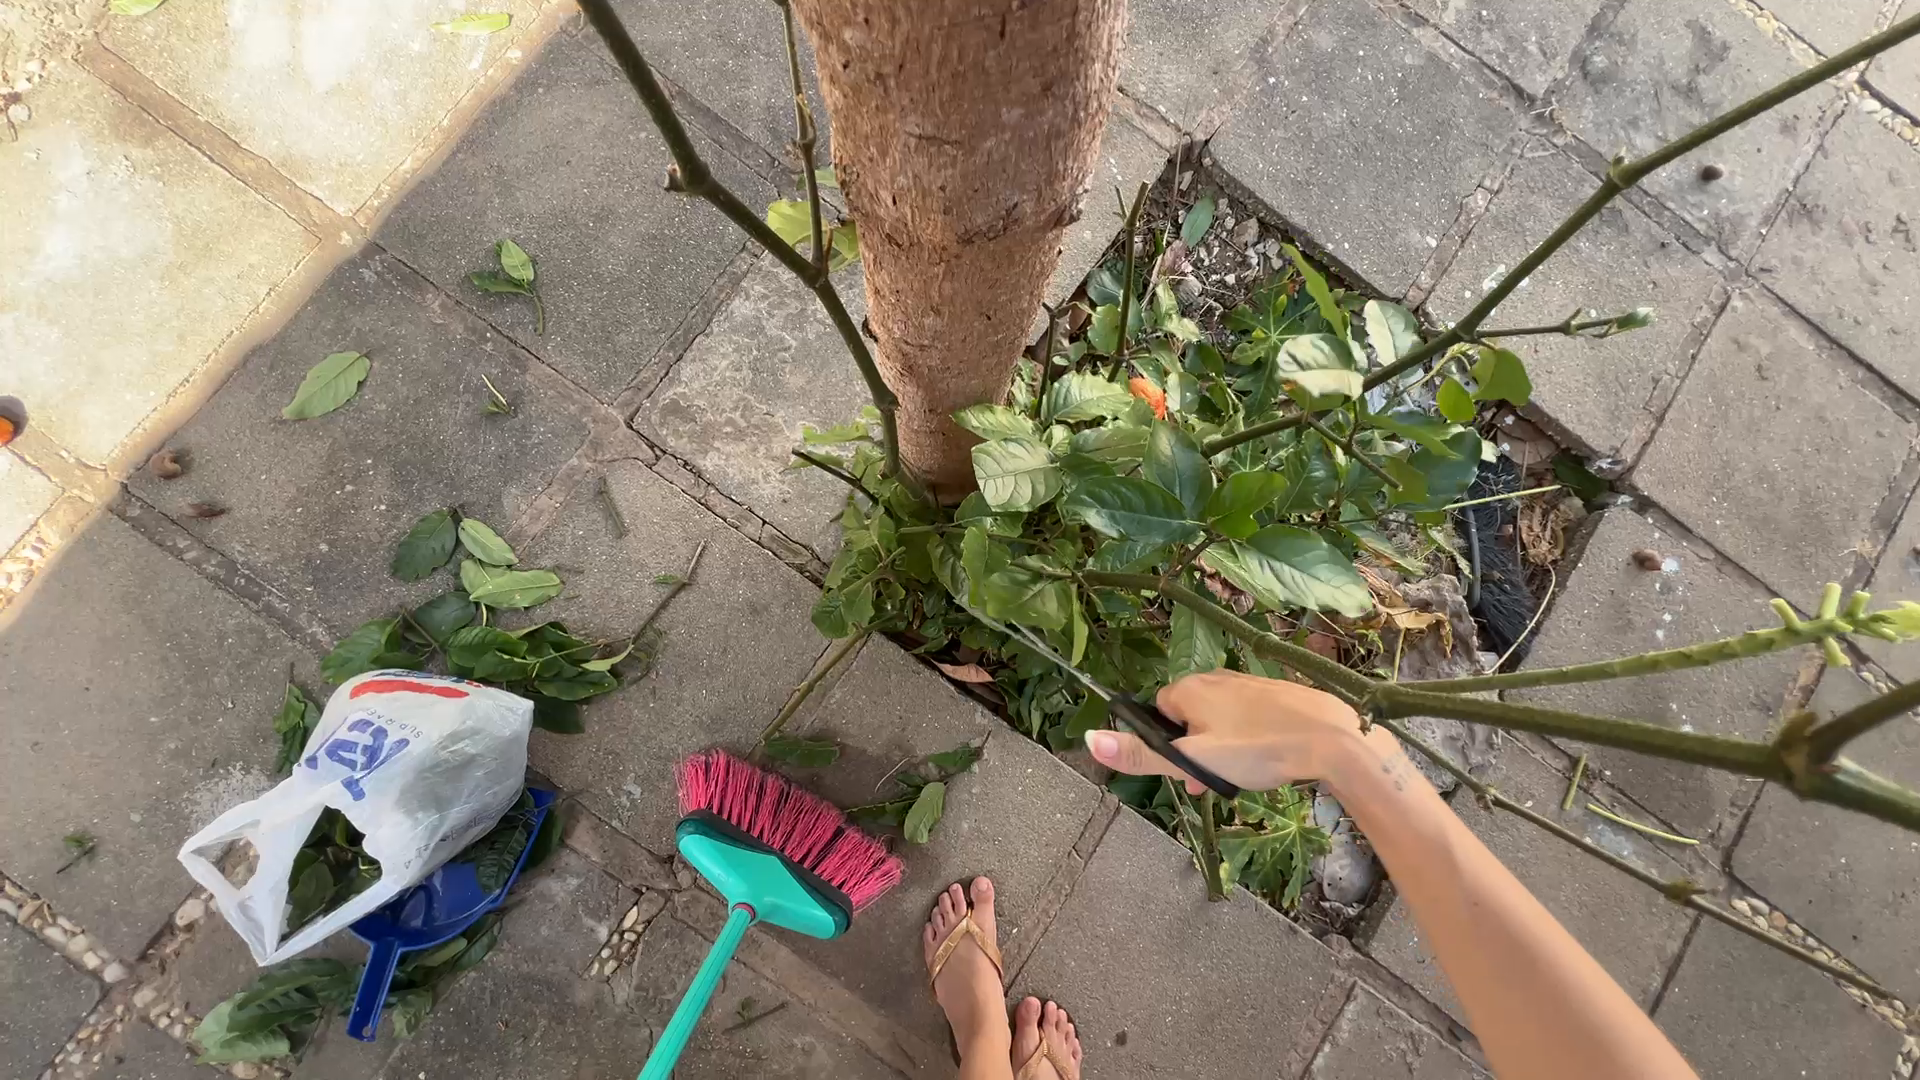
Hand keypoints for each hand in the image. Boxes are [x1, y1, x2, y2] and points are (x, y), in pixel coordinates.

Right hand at [1084, 670, 1390, 794]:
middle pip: (1186, 718)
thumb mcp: (1193, 759)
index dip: (1166, 747)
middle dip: (1193, 752)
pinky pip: (1244, 718)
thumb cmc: (1257, 748)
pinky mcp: (1273, 693)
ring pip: (1216, 721)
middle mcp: (1213, 678)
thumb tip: (1089, 739)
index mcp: (1187, 688)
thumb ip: (1141, 753)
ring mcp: (1245, 684)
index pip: (1157, 714)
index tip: (1185, 773)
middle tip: (1212, 783)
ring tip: (1240, 779)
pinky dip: (1245, 740)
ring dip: (1218, 750)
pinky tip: (1263, 761)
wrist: (1333, 738)